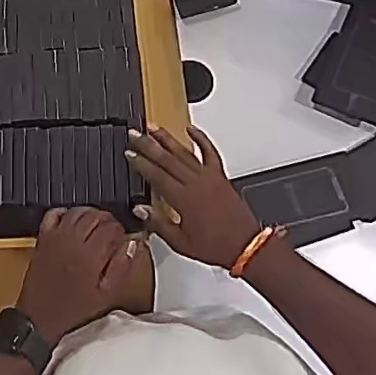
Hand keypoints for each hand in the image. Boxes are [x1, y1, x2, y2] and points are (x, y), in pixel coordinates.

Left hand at [15, 207, 143, 341]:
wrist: (40, 319)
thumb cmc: (72, 311)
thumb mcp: (106, 295)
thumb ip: (122, 267)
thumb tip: (132, 244)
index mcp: (90, 255)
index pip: (111, 227)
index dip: (122, 230)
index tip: (125, 237)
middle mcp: (72, 241)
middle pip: (94, 215)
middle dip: (108, 220)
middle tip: (113, 231)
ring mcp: (55, 237)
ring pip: (76, 211)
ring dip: (89, 214)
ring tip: (96, 226)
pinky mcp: (42, 239)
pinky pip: (53, 214)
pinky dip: (65, 213)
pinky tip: (72, 222)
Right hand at [126, 124, 287, 271]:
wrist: (246, 247)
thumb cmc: (215, 246)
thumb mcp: (180, 242)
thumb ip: (158, 223)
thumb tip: (139, 209)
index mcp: (183, 199)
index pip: (156, 175)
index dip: (140, 163)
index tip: (129, 154)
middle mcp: (195, 184)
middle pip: (166, 159)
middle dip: (147, 145)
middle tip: (134, 134)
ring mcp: (208, 177)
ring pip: (184, 152)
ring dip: (167, 139)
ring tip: (153, 127)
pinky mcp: (220, 176)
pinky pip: (210, 153)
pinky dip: (202, 139)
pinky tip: (191, 130)